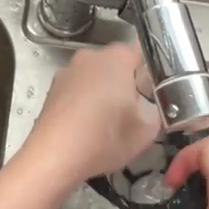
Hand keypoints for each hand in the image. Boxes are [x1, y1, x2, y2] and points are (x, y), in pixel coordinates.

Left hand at [25, 41, 161, 181]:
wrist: (53, 157)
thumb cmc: (105, 138)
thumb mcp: (147, 129)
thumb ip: (156, 110)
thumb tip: (147, 106)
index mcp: (116, 58)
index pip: (143, 51)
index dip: (153, 70)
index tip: (156, 90)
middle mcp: (89, 57)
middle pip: (117, 64)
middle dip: (127, 83)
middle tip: (134, 110)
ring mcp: (66, 72)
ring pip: (95, 78)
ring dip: (104, 94)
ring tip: (108, 123)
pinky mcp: (51, 90)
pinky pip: (77, 91)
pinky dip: (84, 104)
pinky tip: (87, 127)